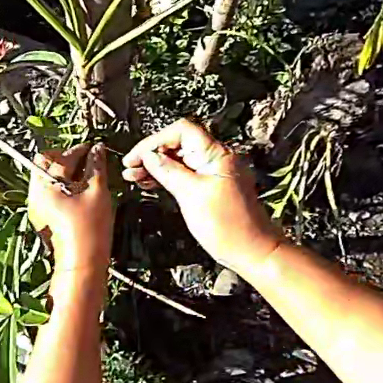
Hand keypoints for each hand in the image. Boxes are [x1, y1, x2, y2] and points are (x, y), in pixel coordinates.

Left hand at [27, 143, 113, 272]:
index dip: (79, 150)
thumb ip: (97, 167)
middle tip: (84, 160)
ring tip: (83, 176)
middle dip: (64, 157)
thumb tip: (98, 150)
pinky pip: (46, 190)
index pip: (61, 157)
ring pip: (43, 176)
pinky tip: (76, 191)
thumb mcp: (97, 193)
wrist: (82, 264)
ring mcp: (36, 205)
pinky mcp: (40, 215)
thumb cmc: (90, 231)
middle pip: (43, 162)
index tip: (93, 150)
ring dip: (61, 170)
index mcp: (47, 185)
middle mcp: (36, 193)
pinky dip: (59, 184)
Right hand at [121, 119, 282, 276]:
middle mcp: (217, 158)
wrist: (252, 252)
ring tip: (133, 176)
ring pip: (179, 160)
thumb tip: (148, 155)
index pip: (182, 130)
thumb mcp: (190, 195)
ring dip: (156, 166)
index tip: (136, 156)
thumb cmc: (229, 227)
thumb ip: (168, 171)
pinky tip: (149, 183)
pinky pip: (185, 174)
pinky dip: (167, 177)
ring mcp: (214, 173)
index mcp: (217, 154)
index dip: (155, 140)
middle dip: (152, 153)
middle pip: (179, 144)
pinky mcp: (211, 186)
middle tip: (130, 167)